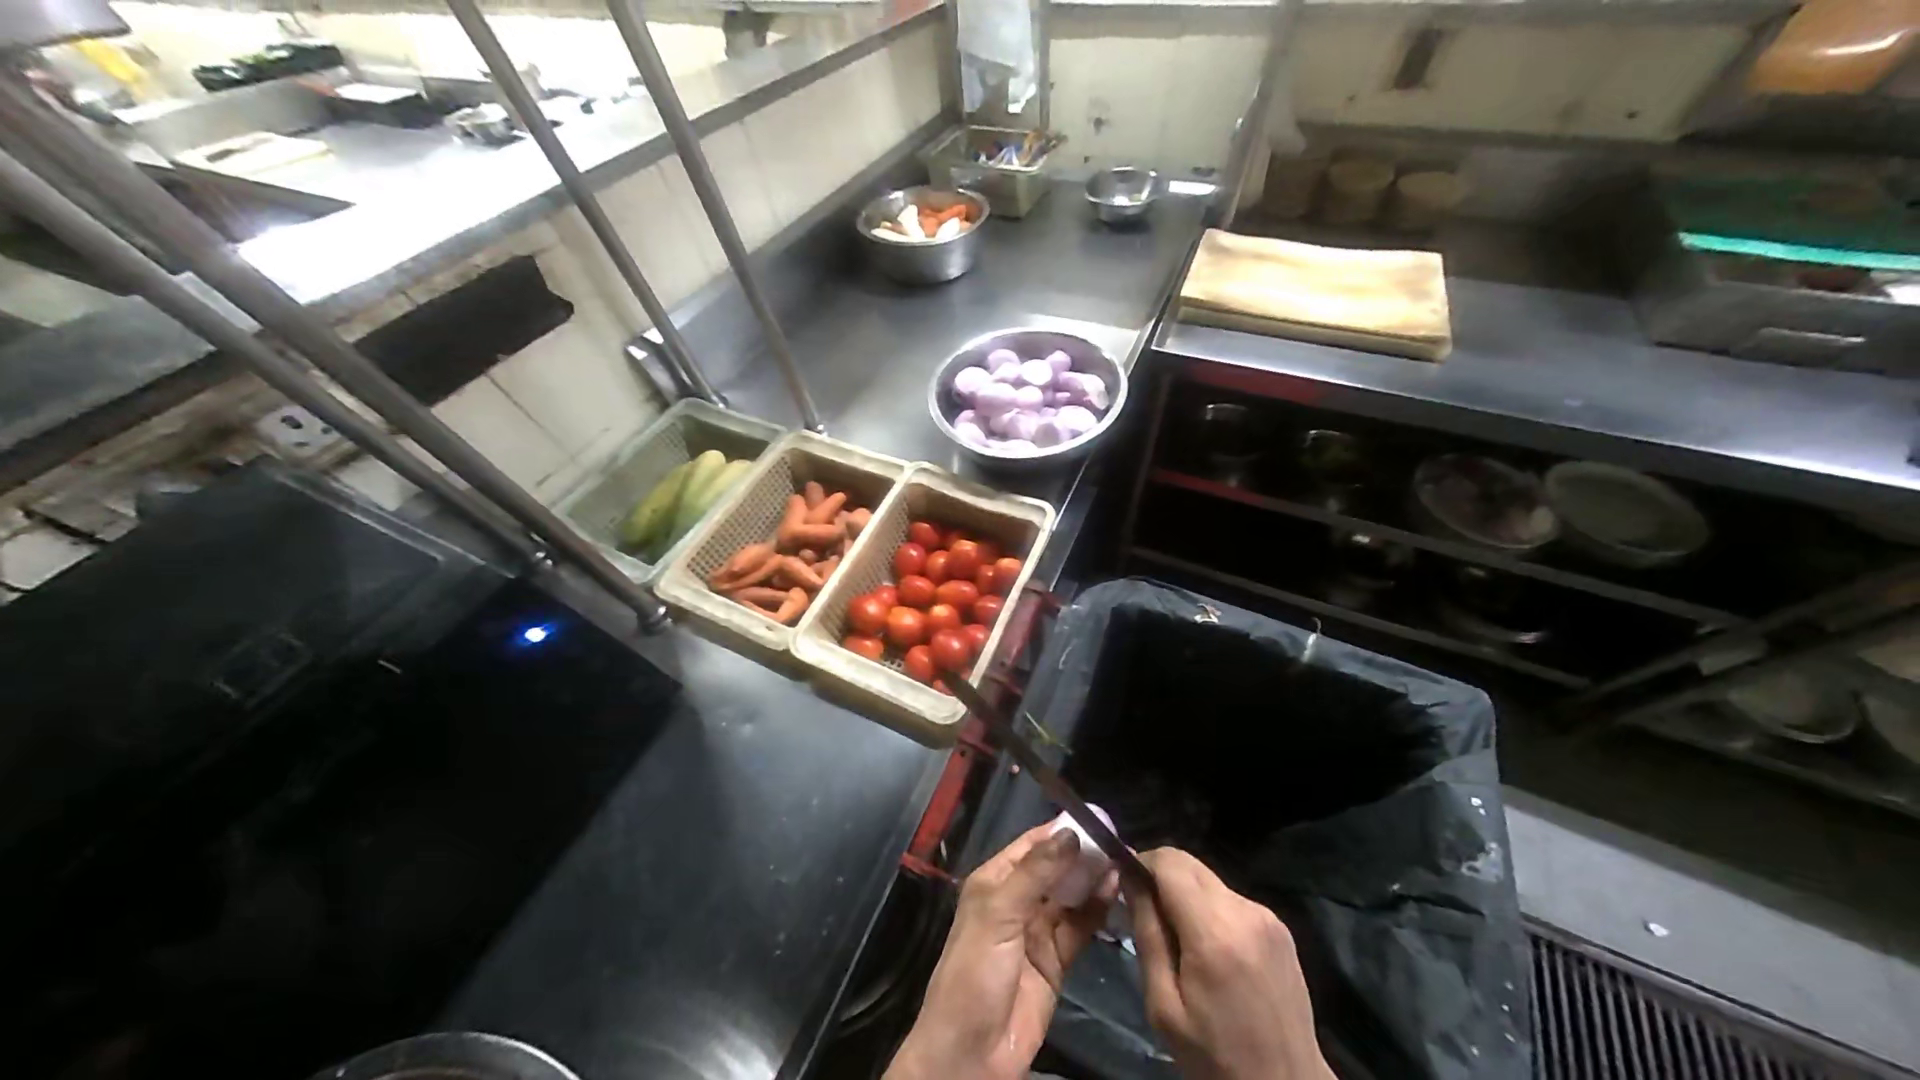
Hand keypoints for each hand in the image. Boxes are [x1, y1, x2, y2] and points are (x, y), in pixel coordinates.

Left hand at [883, 823, 1115, 1079]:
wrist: (971, 1053)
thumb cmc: (975, 972)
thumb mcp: (999, 915)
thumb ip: (1036, 874)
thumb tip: (1069, 832)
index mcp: (994, 882)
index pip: (1031, 846)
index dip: (1061, 831)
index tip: (1095, 819)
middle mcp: (1016, 901)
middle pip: (1055, 869)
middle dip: (1083, 854)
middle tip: (1117, 839)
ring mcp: (1037, 931)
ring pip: (1070, 897)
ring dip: (1093, 880)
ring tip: (1124, 862)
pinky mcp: (1056, 961)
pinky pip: (1079, 927)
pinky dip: (1097, 911)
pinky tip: (1116, 894)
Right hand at [1128, 848, 1334, 1079]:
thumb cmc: (1215, 1055)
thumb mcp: (1163, 1005)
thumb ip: (1146, 933)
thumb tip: (1130, 878)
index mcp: (1214, 932)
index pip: (1169, 861)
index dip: (1141, 864)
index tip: (1126, 889)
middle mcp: (1245, 911)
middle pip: (1188, 864)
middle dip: (1161, 879)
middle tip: (1147, 916)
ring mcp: (1267, 916)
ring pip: (1208, 880)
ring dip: (1186, 896)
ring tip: (1180, 941)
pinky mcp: (1280, 927)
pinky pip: (1230, 898)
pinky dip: (1210, 910)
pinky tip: (1211, 950)